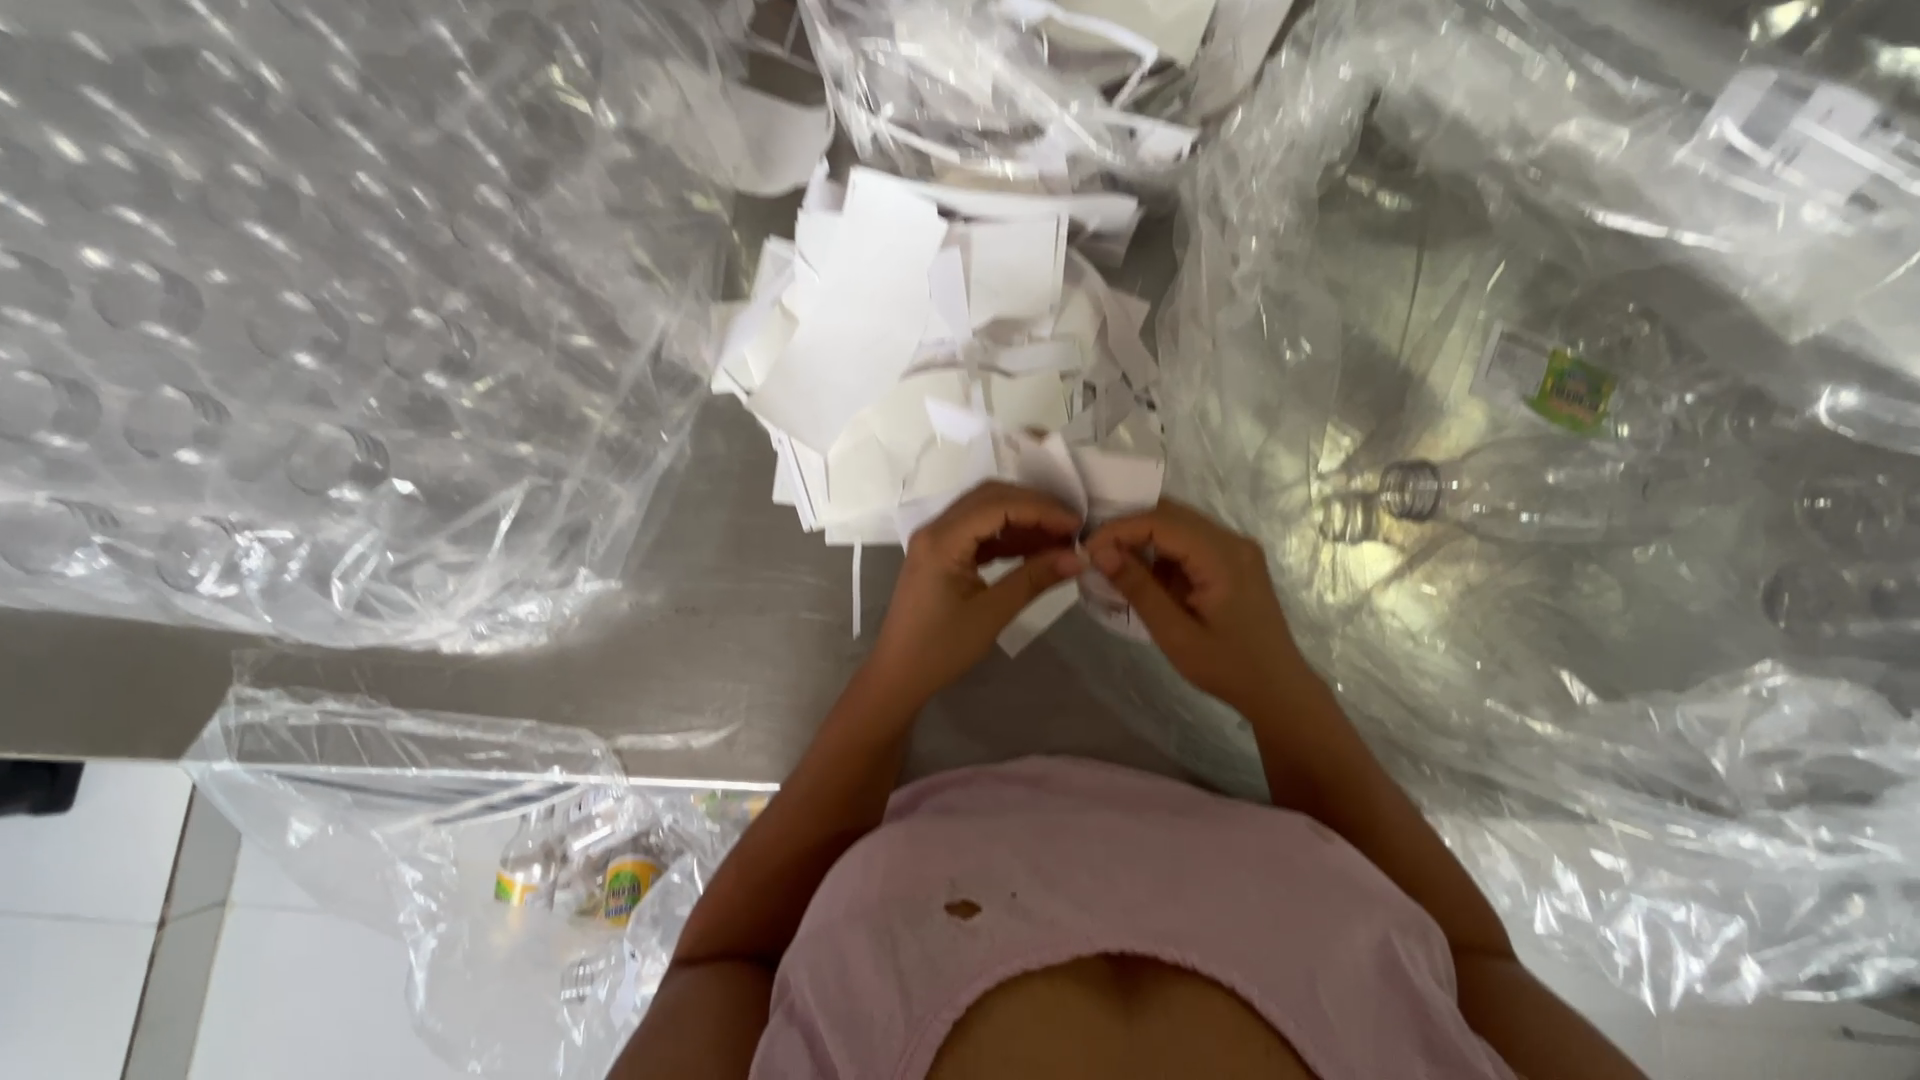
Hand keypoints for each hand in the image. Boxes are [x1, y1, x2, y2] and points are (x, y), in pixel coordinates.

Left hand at [871, 482, 1082, 701]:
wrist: (900, 674)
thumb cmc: (941, 648)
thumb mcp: (992, 613)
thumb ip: (1035, 578)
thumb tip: (1079, 558)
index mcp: (942, 540)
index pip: (998, 504)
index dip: (1041, 509)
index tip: (1077, 525)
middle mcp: (935, 529)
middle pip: (991, 498)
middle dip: (1034, 508)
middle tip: (1071, 528)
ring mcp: (936, 540)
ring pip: (985, 513)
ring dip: (1022, 521)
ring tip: (1060, 540)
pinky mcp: (941, 555)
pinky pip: (978, 533)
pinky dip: (1008, 537)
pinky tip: (1036, 550)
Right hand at [1083, 500, 1303, 711]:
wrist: (1277, 688)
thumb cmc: (1227, 667)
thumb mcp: (1175, 634)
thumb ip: (1138, 589)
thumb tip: (1099, 553)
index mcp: (1222, 556)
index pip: (1161, 521)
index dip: (1120, 529)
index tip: (1087, 550)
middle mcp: (1232, 541)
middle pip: (1171, 515)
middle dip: (1128, 528)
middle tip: (1093, 552)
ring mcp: (1235, 549)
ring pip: (1179, 525)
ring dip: (1144, 538)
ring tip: (1111, 562)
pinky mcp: (1233, 561)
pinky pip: (1190, 542)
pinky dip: (1162, 552)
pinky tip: (1142, 573)